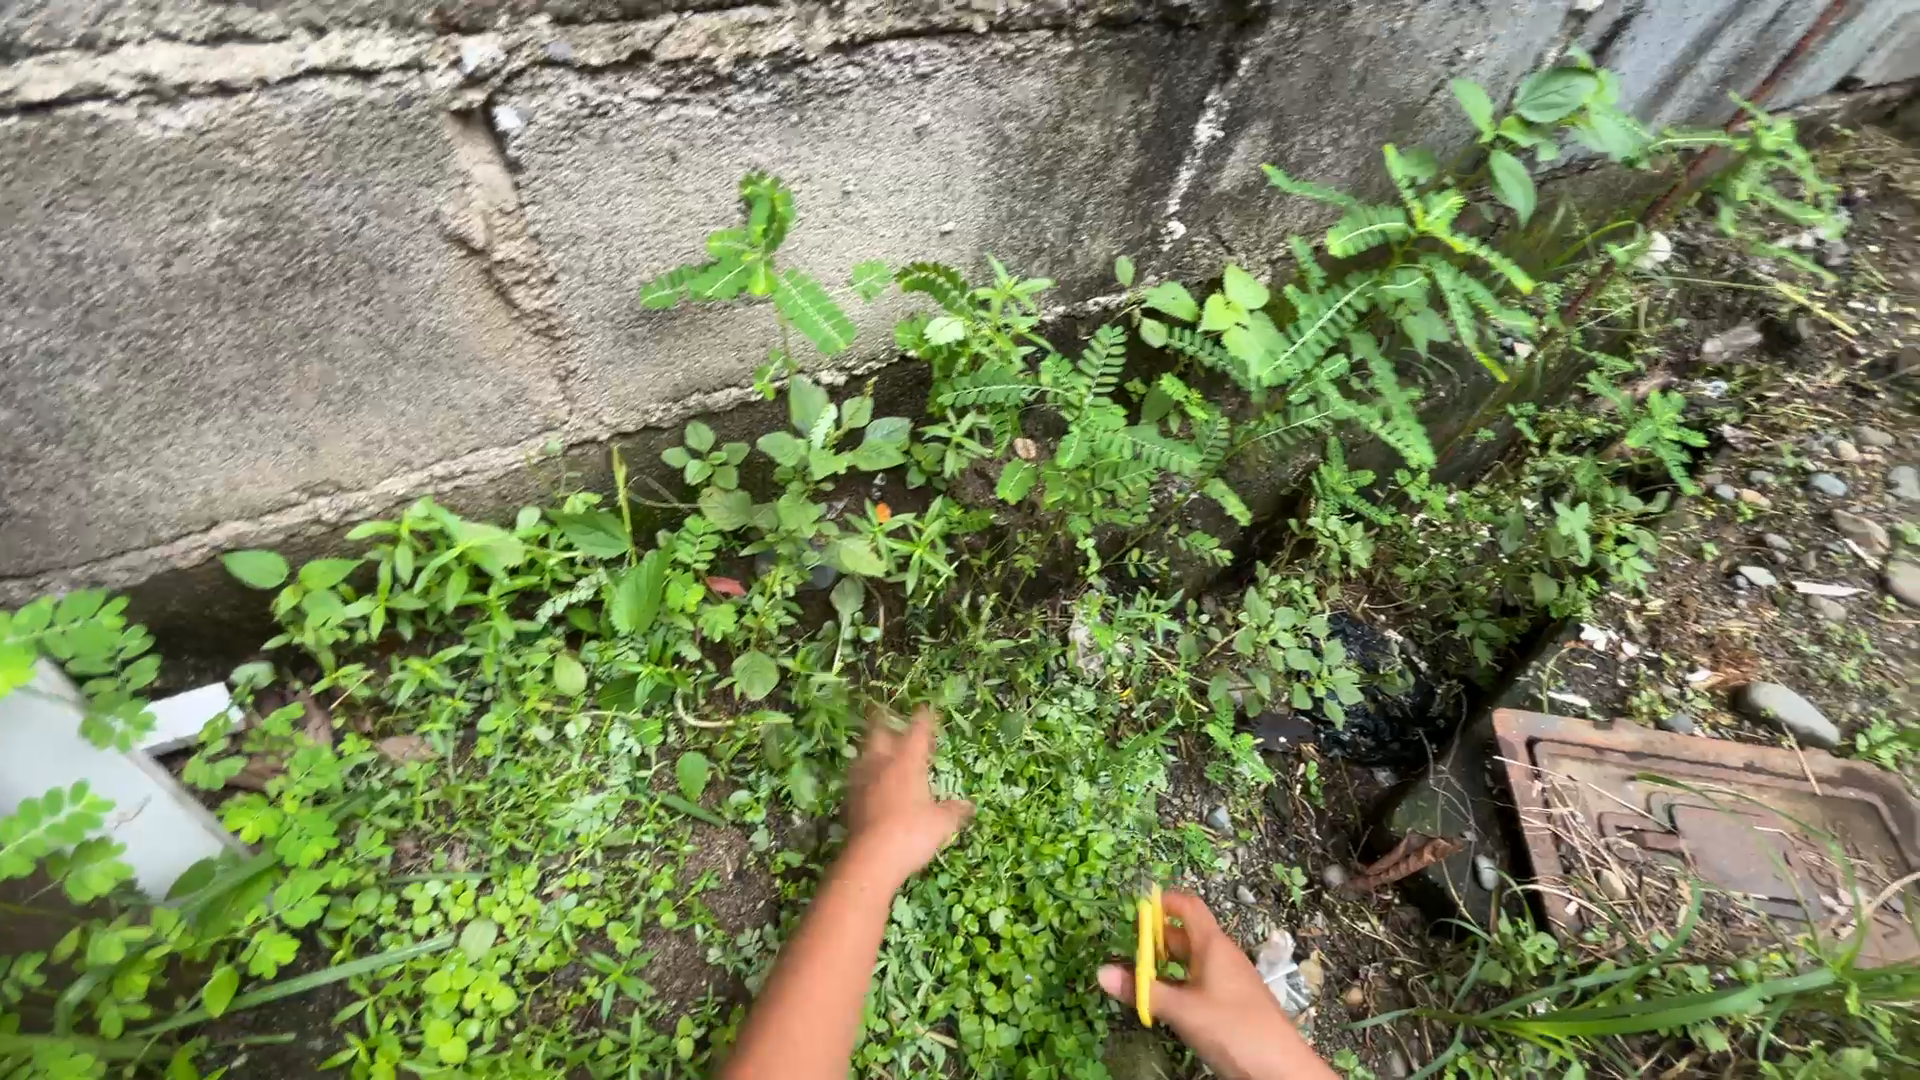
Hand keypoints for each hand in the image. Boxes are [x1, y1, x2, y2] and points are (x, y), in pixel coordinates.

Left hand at [840, 703, 973, 888]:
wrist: (871, 858)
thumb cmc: (912, 833)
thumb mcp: (941, 823)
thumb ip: (954, 811)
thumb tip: (969, 805)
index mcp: (907, 763)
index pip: (917, 733)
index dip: (923, 720)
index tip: (926, 709)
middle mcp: (882, 765)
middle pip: (879, 734)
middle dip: (885, 723)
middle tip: (890, 718)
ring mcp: (862, 782)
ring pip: (863, 754)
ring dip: (870, 748)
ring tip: (876, 748)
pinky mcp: (850, 801)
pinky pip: (856, 778)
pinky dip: (863, 774)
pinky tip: (867, 781)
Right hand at [1098, 892, 1334, 1079]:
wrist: (1285, 1073)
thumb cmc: (1233, 1029)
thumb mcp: (1183, 1010)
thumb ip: (1142, 991)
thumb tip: (1101, 972)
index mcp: (1212, 944)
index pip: (1188, 905)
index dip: (1163, 901)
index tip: (1137, 909)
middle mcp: (1222, 955)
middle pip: (1186, 934)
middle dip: (1158, 939)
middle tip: (1131, 952)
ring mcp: (1230, 980)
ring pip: (1193, 961)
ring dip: (1168, 966)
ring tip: (1142, 979)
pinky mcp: (1234, 1004)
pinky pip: (1202, 982)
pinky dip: (1181, 986)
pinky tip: (1169, 1005)